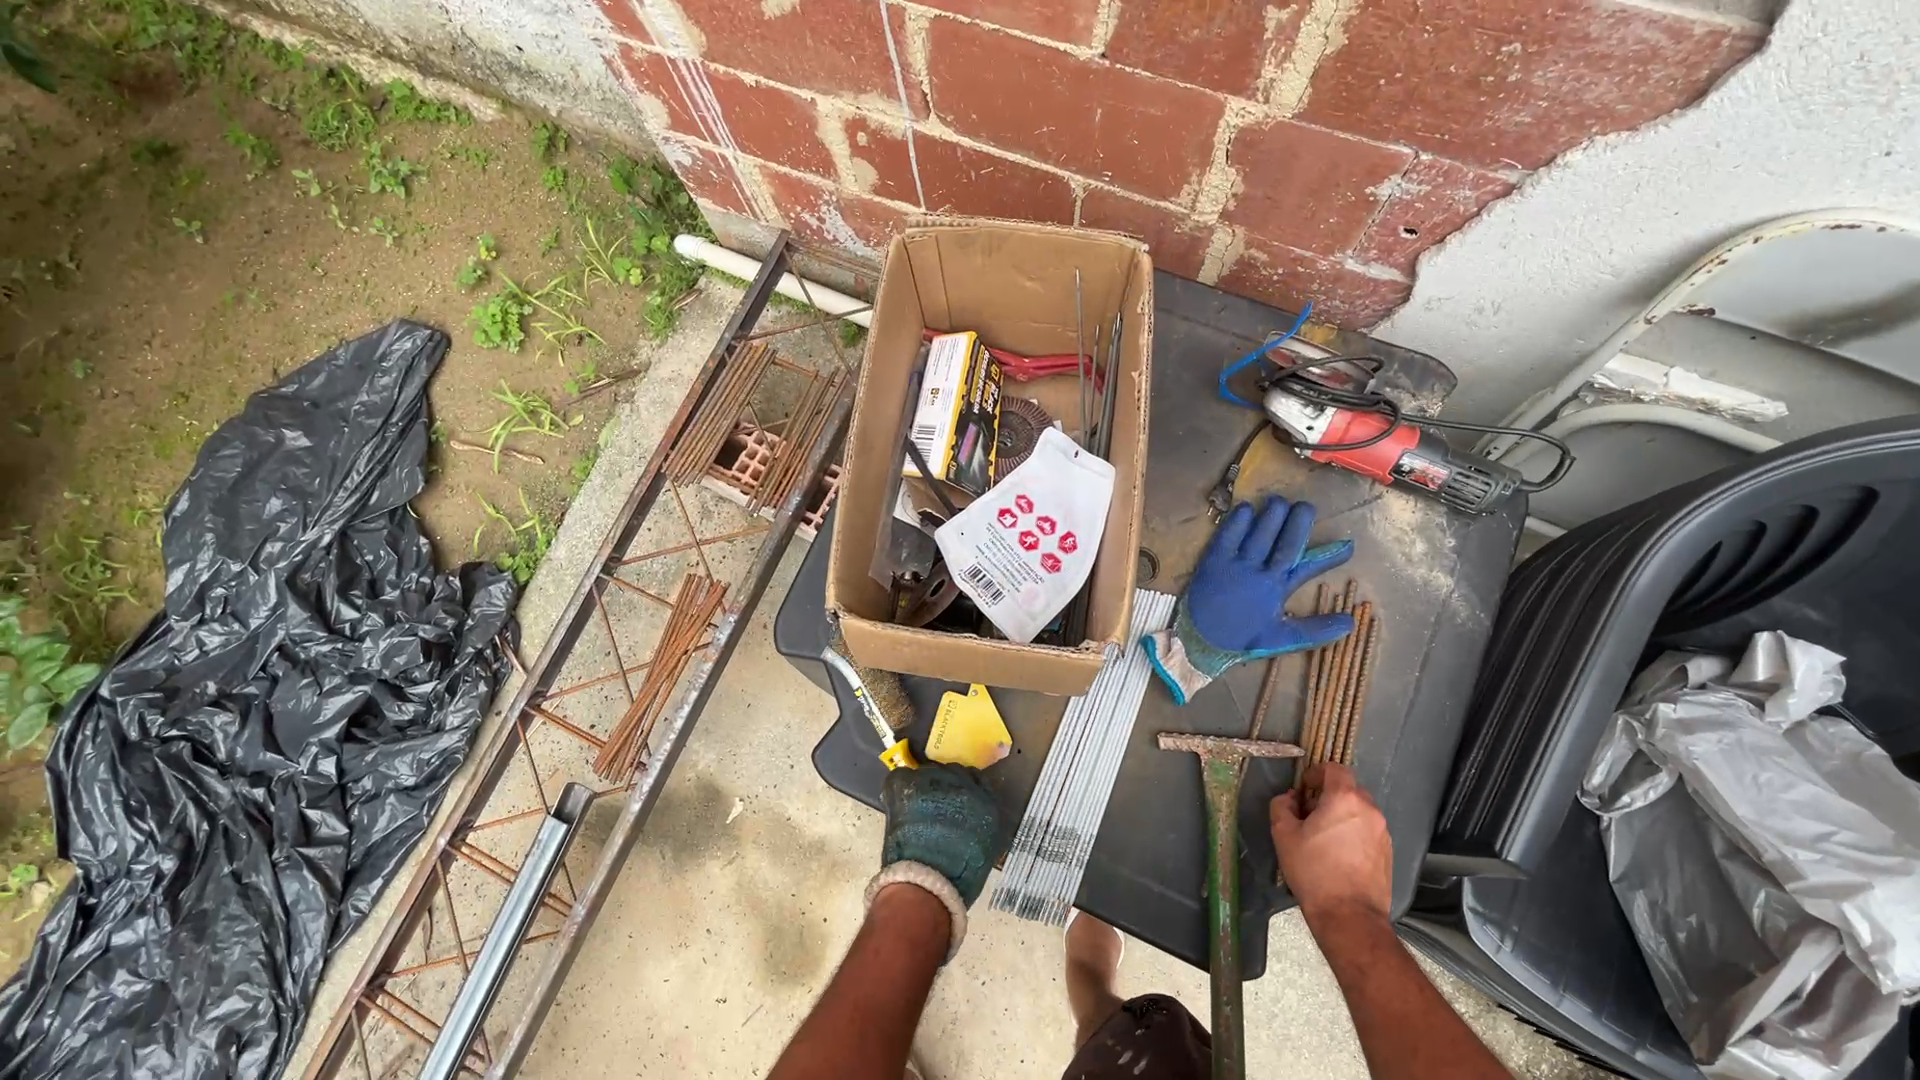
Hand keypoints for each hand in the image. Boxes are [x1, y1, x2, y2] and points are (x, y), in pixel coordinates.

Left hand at [880, 764, 1000, 906]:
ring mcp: (935, 783)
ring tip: (915, 806)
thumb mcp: (983, 849)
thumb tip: (969, 818)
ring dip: (922, 786)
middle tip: (934, 805)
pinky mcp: (909, 786)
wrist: (927, 884)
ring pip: (928, 773)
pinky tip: (899, 802)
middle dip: (944, 786)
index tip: (956, 800)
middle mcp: (964, 786)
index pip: (976, 782)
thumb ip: (979, 825)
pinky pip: (903, 776)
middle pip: (952, 772)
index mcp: (986, 803)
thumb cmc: (958, 879)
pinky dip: (900, 787)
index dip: (964, 790)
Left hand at [1188, 496, 1352, 653]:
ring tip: (1279, 500)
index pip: (1308, 567)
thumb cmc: (1240, 639)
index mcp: (1277, 590)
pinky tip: (1245, 508)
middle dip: (1298, 522)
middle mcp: (1260, 573)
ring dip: (1270, 515)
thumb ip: (1316, 630)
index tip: (1348, 544)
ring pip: (1259, 534)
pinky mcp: (1213, 560)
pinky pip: (1228, 535)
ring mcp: (1236, 565)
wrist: (1199, 641)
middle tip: (1307, 506)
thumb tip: (1350, 623)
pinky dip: (1237, 521)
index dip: (1328, 555)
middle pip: (1284, 542)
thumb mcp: (1281, 638)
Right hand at [1271, 763, 1391, 928]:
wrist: (1349, 915)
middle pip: (1348, 789)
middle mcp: (1369, 810)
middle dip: (1327, 796)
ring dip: (1341, 814)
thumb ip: (1281, 806)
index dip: (1316, 773)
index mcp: (1344, 799)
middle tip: (1308, 815)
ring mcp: (1382, 832)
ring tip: (1323, 837)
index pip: (1334, 769)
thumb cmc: (1313, 870)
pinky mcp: (1388, 852)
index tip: (1303, 789)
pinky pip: (1368, 830)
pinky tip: (1338, 854)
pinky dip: (1353, 832)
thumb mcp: (1283, 835)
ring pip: (1359, 811)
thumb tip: (1289, 798)